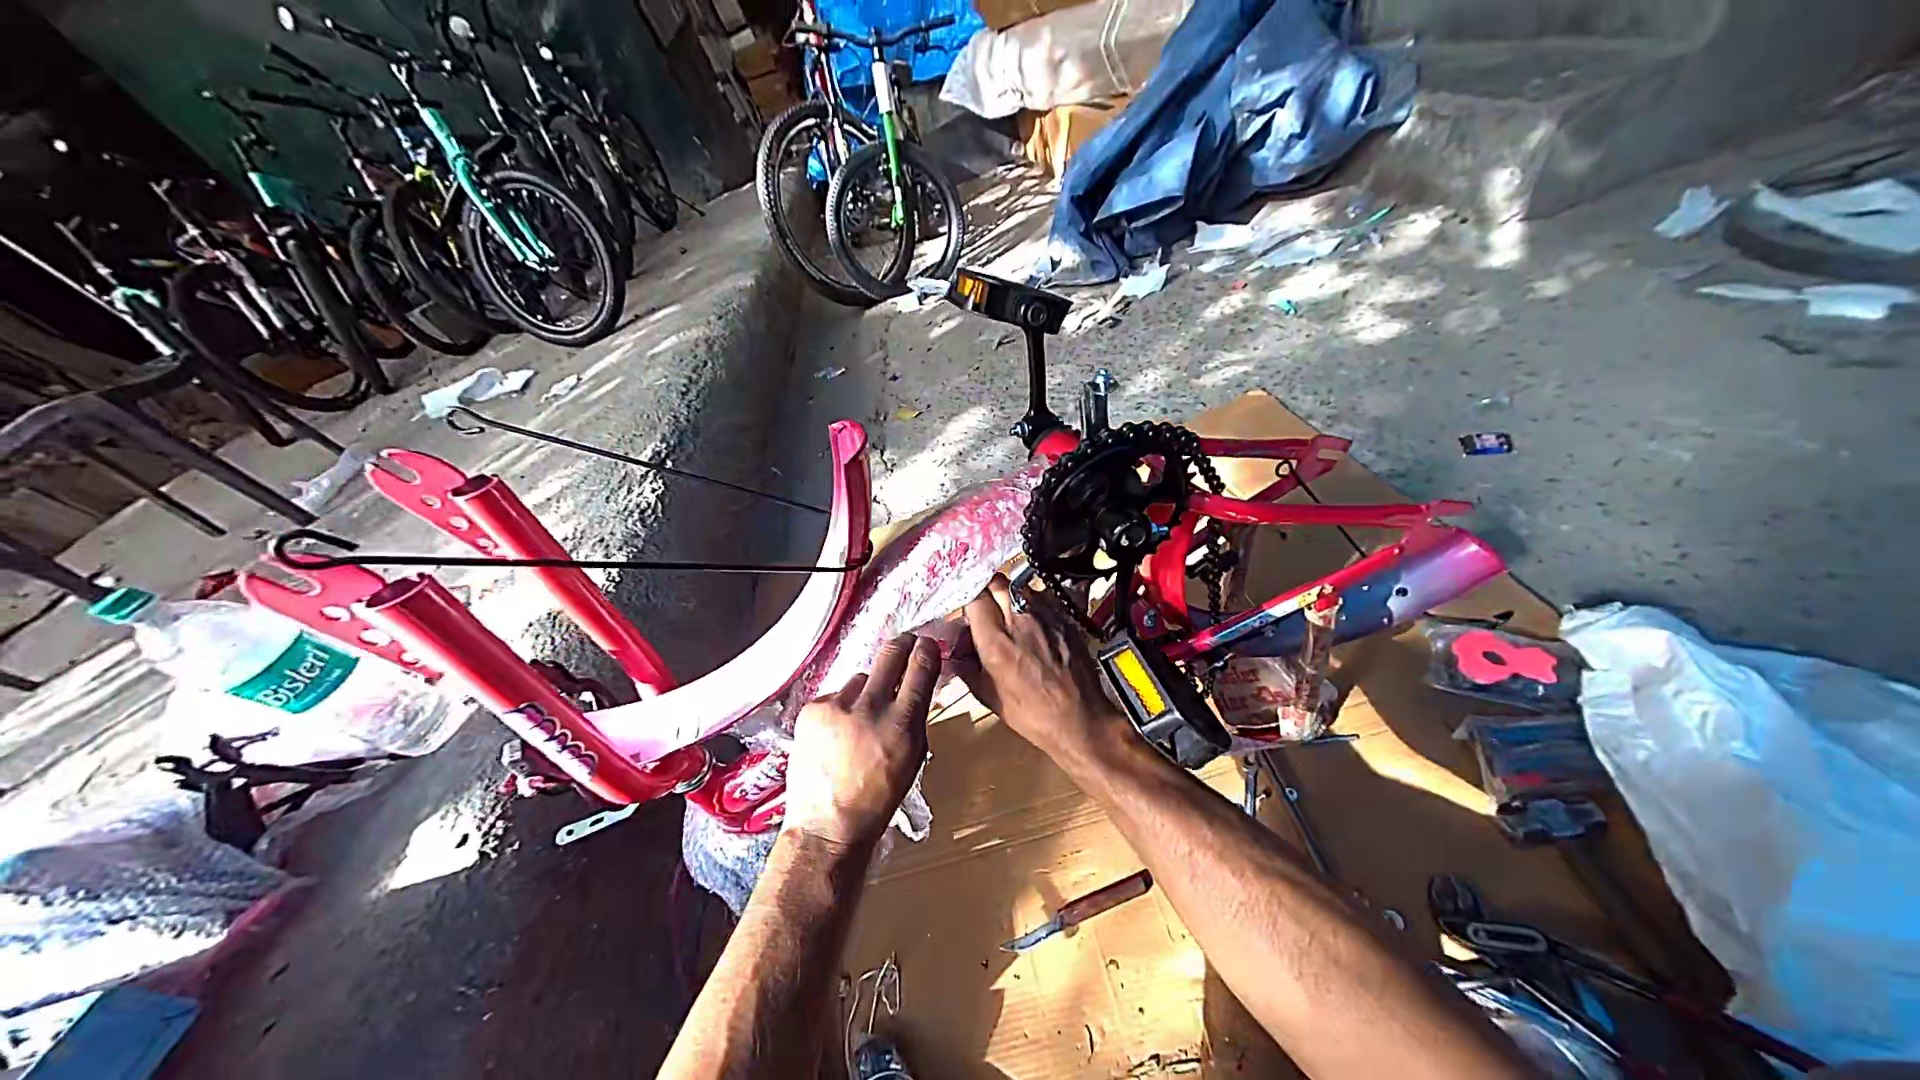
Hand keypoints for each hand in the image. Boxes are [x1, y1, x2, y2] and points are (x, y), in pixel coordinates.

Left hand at [783, 634, 938, 850]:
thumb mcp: (912, 758)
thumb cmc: (877, 799)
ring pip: (860, 679)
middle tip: (905, 644)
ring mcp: (837, 707)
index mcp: (903, 725)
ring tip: (857, 723)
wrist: (827, 825)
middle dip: (902, 645)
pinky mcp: (812, 710)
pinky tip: (836, 734)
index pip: (920, 668)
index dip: (926, 650)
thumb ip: (914, 719)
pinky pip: (835, 695)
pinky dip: (839, 708)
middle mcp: (871, 709)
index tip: (926, 644)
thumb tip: (916, 687)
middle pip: (890, 653)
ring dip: (864, 692)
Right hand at [962, 574, 1127, 766]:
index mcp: (996, 643)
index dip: (968, 600)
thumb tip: (953, 652)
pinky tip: (1034, 623)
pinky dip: (1034, 605)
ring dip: (1011, 597)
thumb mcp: (988, 695)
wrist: (1080, 720)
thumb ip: (966, 667)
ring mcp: (1047, 616)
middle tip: (986, 607)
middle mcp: (1021, 622)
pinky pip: (1045, 597)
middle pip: (997, 582)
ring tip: (1012, 618)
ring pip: (1021, 586)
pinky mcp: (1066, 617)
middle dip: (988, 591)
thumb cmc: (1036, 714)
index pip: (974, 597)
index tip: (967, 610)